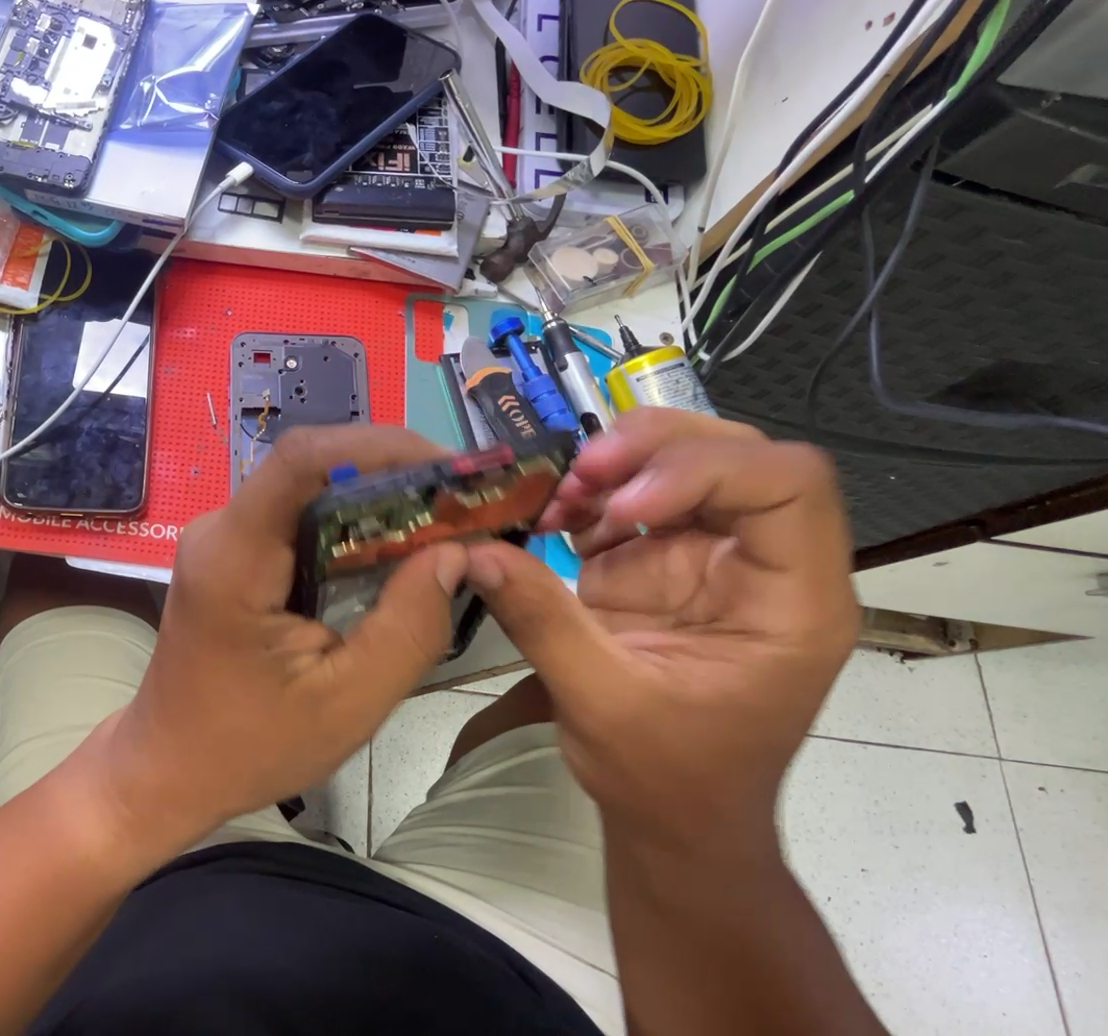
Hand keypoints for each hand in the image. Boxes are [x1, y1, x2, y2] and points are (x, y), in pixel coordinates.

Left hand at [90, 426, 475, 840]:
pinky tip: (397, 553)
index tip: (450, 469)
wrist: (170, 766)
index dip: (379, 446)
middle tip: (468, 503)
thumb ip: (408, 625)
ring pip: (308, 494)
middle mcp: (221, 530)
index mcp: (234, 556)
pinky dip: (352, 529)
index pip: (301, 459)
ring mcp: (222, 539)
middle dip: (394, 477)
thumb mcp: (348, 702)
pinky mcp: (232, 557)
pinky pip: (297, 522)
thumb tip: (457, 551)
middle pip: (310, 471)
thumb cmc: (250, 745)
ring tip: (448, 525)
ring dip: (376, 503)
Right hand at [459, 409, 858, 845]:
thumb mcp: (598, 700)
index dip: (702, 473)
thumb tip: (472, 550)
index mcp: (792, 601)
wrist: (672, 816)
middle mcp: (765, 564)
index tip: (620, 510)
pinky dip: (593, 497)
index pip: (785, 485)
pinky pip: (638, 500)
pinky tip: (557, 523)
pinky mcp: (668, 566)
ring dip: (618, 466)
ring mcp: (715, 560)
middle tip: (577, 474)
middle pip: (739, 454)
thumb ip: (540, 618)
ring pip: (689, 464)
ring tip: (558, 501)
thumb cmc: (664, 774)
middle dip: (653, 450)